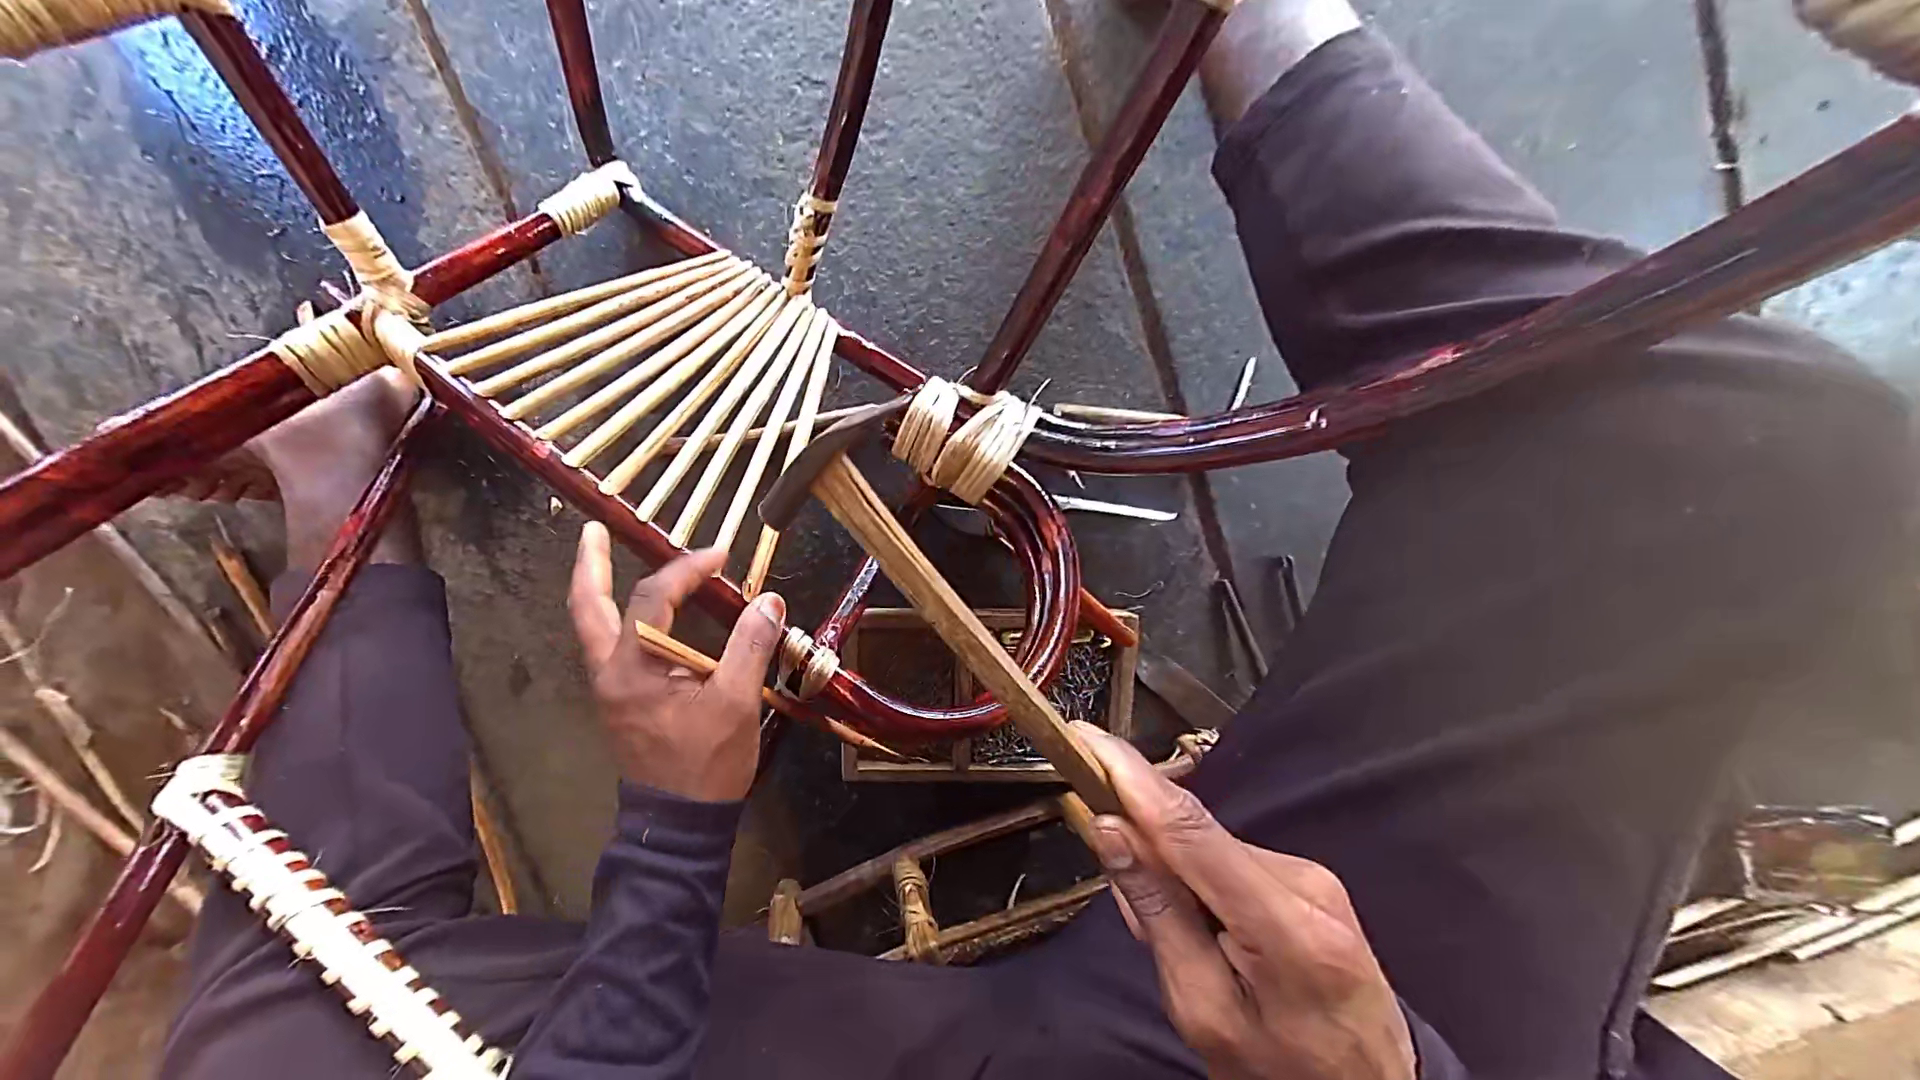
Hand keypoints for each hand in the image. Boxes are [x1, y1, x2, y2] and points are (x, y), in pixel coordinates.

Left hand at [569, 522, 786, 801]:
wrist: (680, 822)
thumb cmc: (706, 764)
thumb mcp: (736, 705)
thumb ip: (750, 648)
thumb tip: (768, 601)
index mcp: (632, 670)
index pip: (652, 601)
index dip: (685, 570)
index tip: (721, 556)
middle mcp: (609, 673)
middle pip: (587, 608)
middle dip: (590, 565)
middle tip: (593, 529)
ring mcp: (611, 687)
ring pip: (594, 626)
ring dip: (600, 588)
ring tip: (608, 555)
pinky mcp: (623, 699)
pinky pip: (614, 644)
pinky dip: (623, 615)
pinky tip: (645, 609)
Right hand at [1073, 722, 1415, 1079]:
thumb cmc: (1284, 1075)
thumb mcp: (1203, 1012)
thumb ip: (1156, 915)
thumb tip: (1110, 829)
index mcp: (1286, 930)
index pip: (1189, 830)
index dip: (1132, 777)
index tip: (1087, 739)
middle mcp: (1305, 883)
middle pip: (1192, 833)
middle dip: (1145, 847)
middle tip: (1134, 910)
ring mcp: (1312, 874)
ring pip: (1206, 843)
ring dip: (1173, 870)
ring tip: (1185, 940)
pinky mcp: (1309, 874)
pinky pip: (1227, 855)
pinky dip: (1200, 879)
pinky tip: (1210, 929)